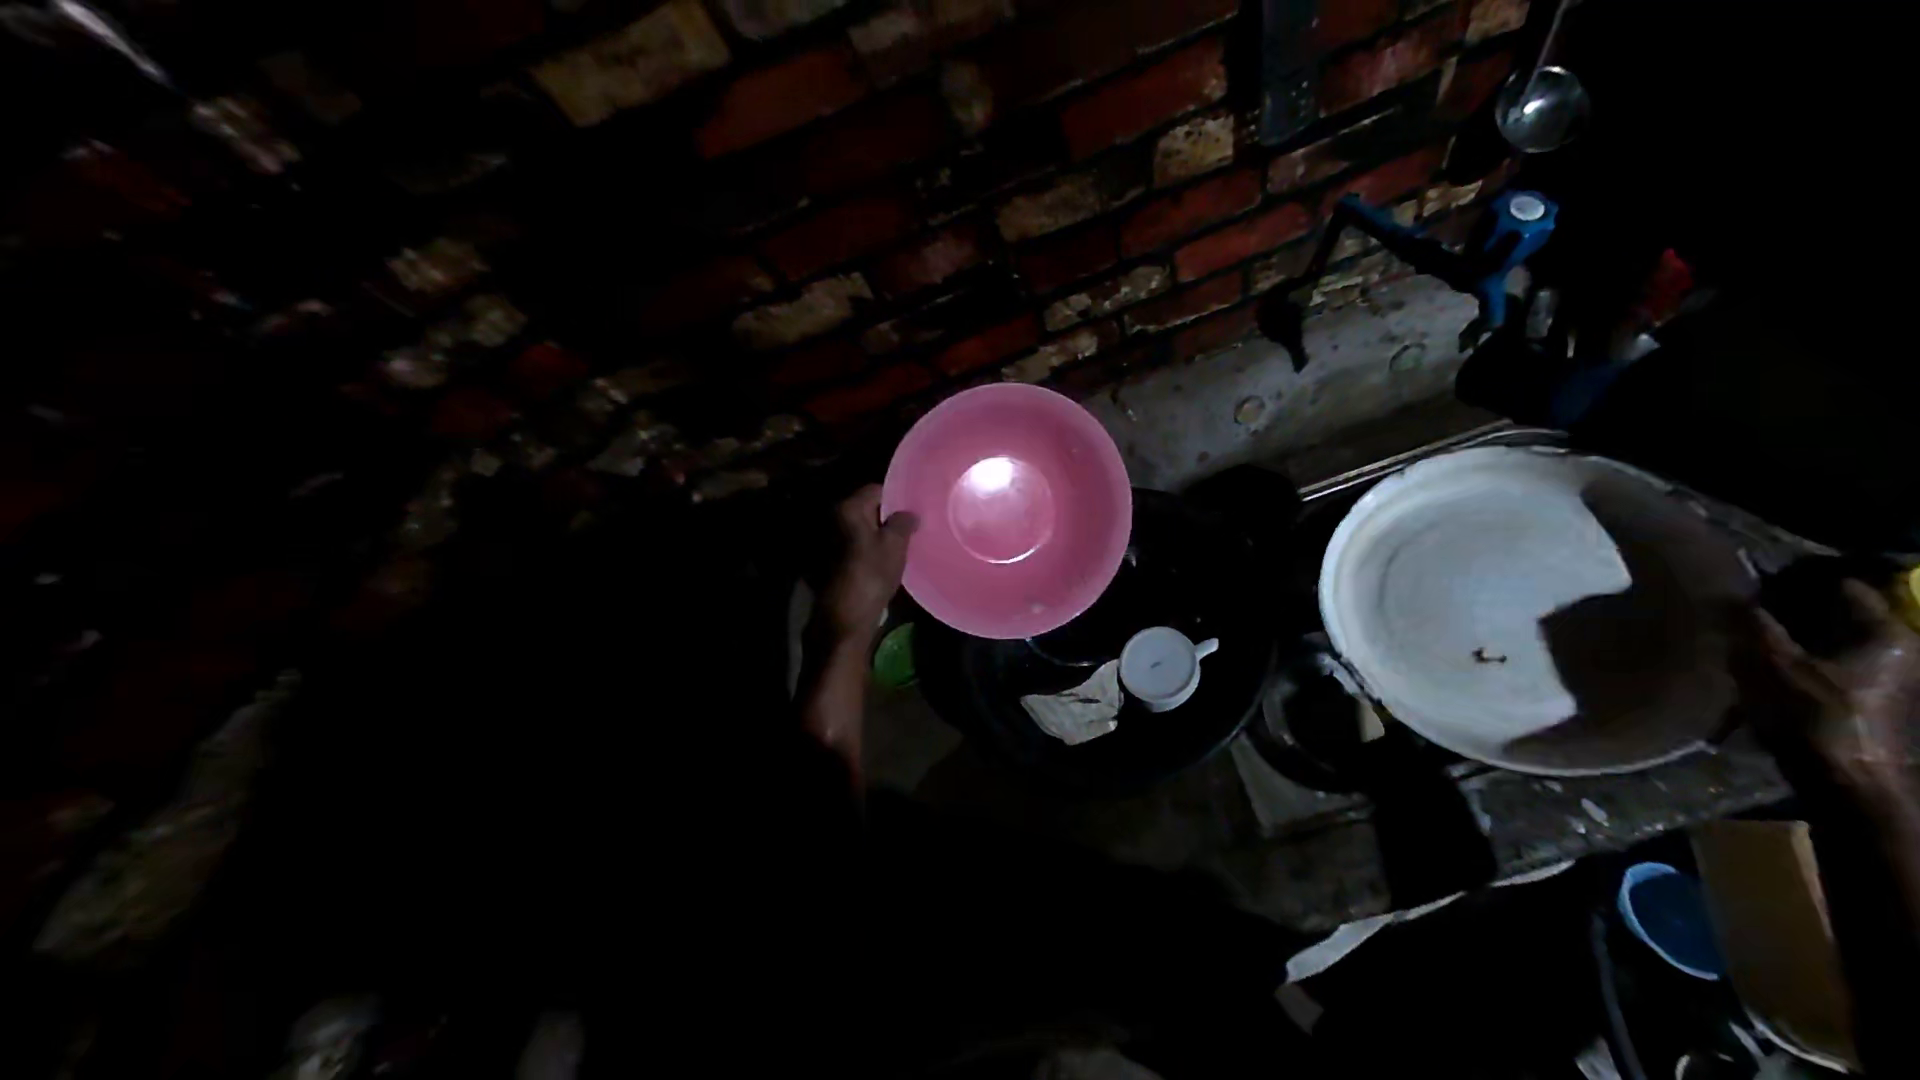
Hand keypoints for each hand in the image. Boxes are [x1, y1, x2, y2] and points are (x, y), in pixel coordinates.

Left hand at [819, 485, 917, 645]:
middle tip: (912, 526)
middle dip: (889, 516)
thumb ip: (903, 522)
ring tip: (903, 543)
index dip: (897, 497)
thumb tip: (908, 513)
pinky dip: (871, 548)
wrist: (847, 613)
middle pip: (868, 509)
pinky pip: (857, 545)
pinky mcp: (833, 560)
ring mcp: (831, 540)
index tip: (914, 508)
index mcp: (848, 508)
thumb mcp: (895, 544)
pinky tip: (888, 559)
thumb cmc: (872, 572)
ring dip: (880, 534)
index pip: (876, 490)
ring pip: (863, 529)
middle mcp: (834, 518)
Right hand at [1751, 581, 1919, 790]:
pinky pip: (1833, 652)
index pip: (1847, 586)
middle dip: (1797, 602)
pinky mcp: (1870, 688)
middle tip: (1750, 597)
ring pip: (1835, 631)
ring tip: (1752, 623)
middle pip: (1842, 609)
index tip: (1760, 575)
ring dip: (1796, 626)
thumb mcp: (1772, 663)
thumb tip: (1734, 596)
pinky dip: (1803, 647)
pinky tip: (1769, 651)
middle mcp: (1896, 645)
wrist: (1844, 773)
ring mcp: (1886, 669)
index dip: (1801, 578)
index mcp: (1884, 633)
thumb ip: (1755, 625)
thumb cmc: (1814, 713)